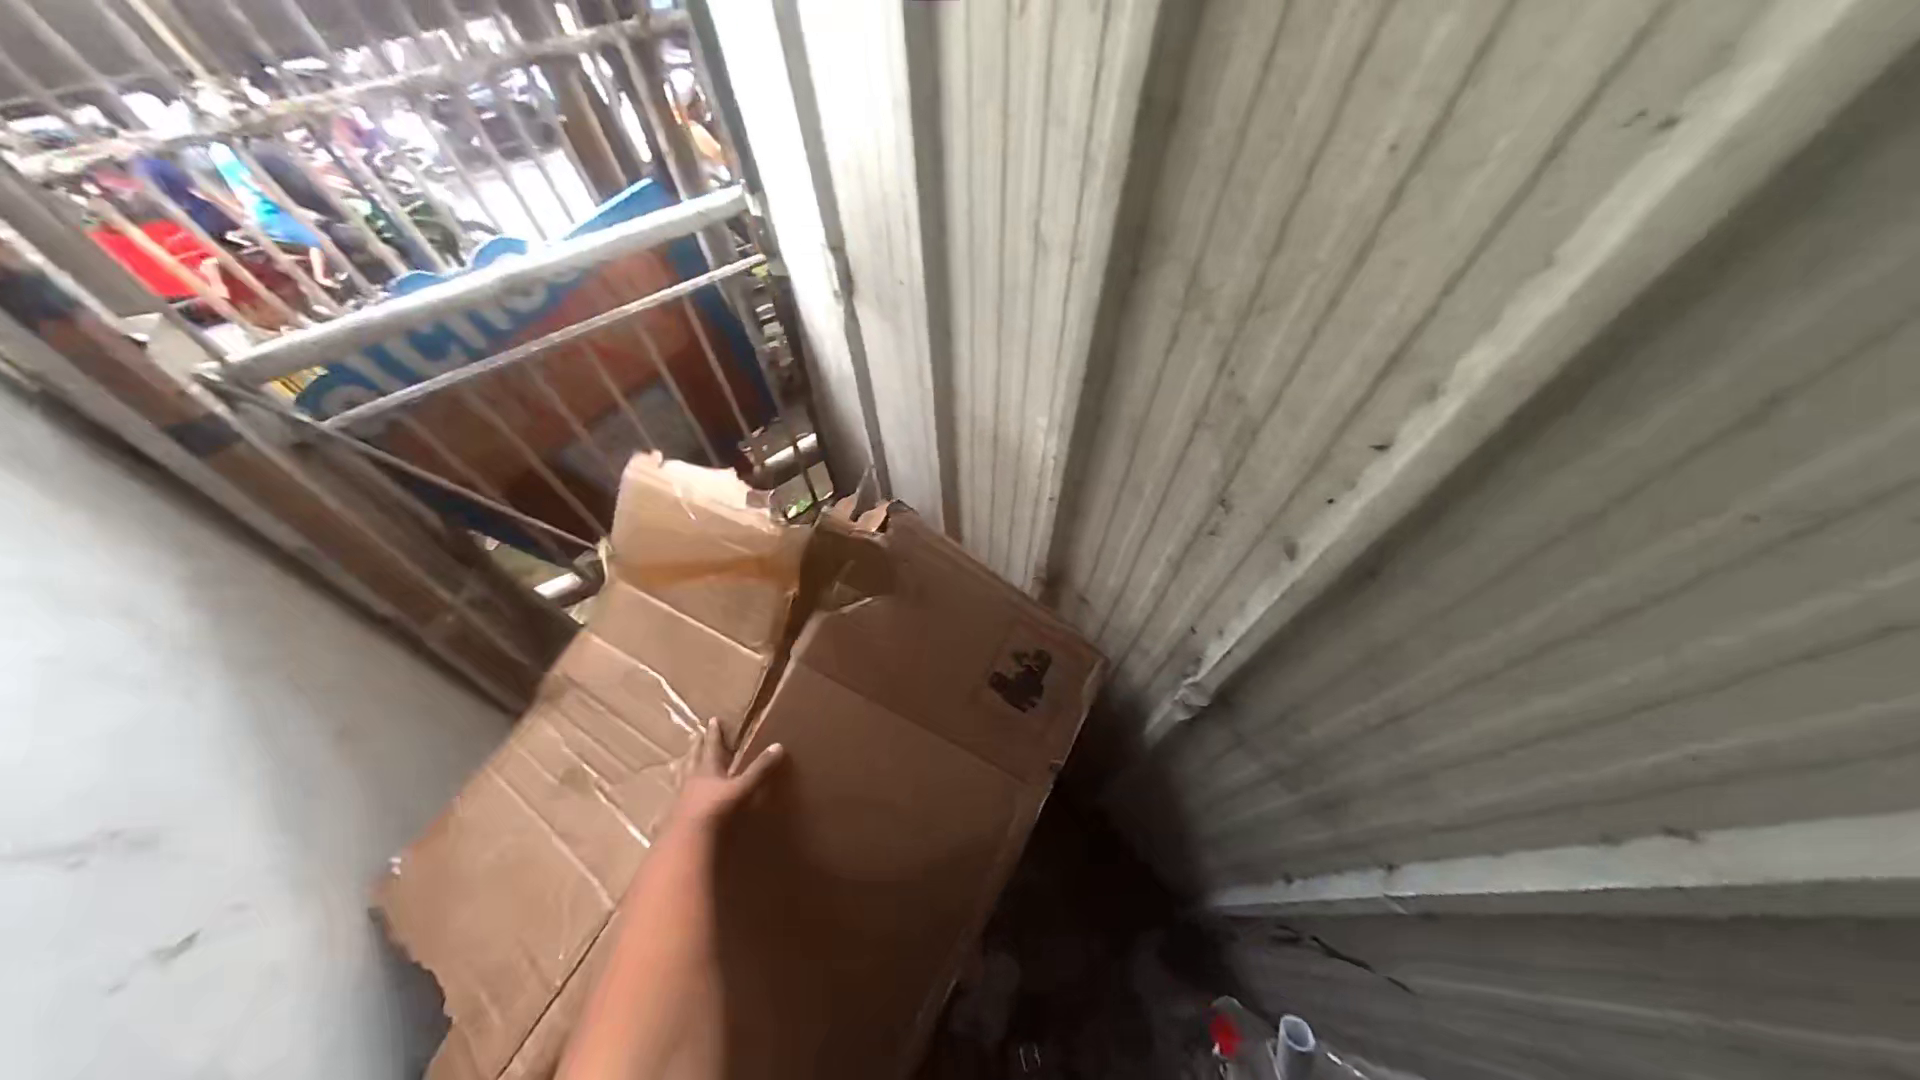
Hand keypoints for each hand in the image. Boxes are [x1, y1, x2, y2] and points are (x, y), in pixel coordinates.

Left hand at [671, 718, 783, 828]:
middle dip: (695, 747)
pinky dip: (668, 802)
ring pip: (679, 778)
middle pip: (693, 758)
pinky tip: (662, 808)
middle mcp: (692, 779)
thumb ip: (760, 769)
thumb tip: (779, 746)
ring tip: (675, 763)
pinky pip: (669, 805)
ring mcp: (679, 798)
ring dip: (680, 768)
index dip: (714, 733)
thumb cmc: (716, 808)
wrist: (687, 838)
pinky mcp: (671, 817)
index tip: (712, 719)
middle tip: (694, 736)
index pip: (712, 746)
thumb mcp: (743, 787)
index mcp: (708, 769)